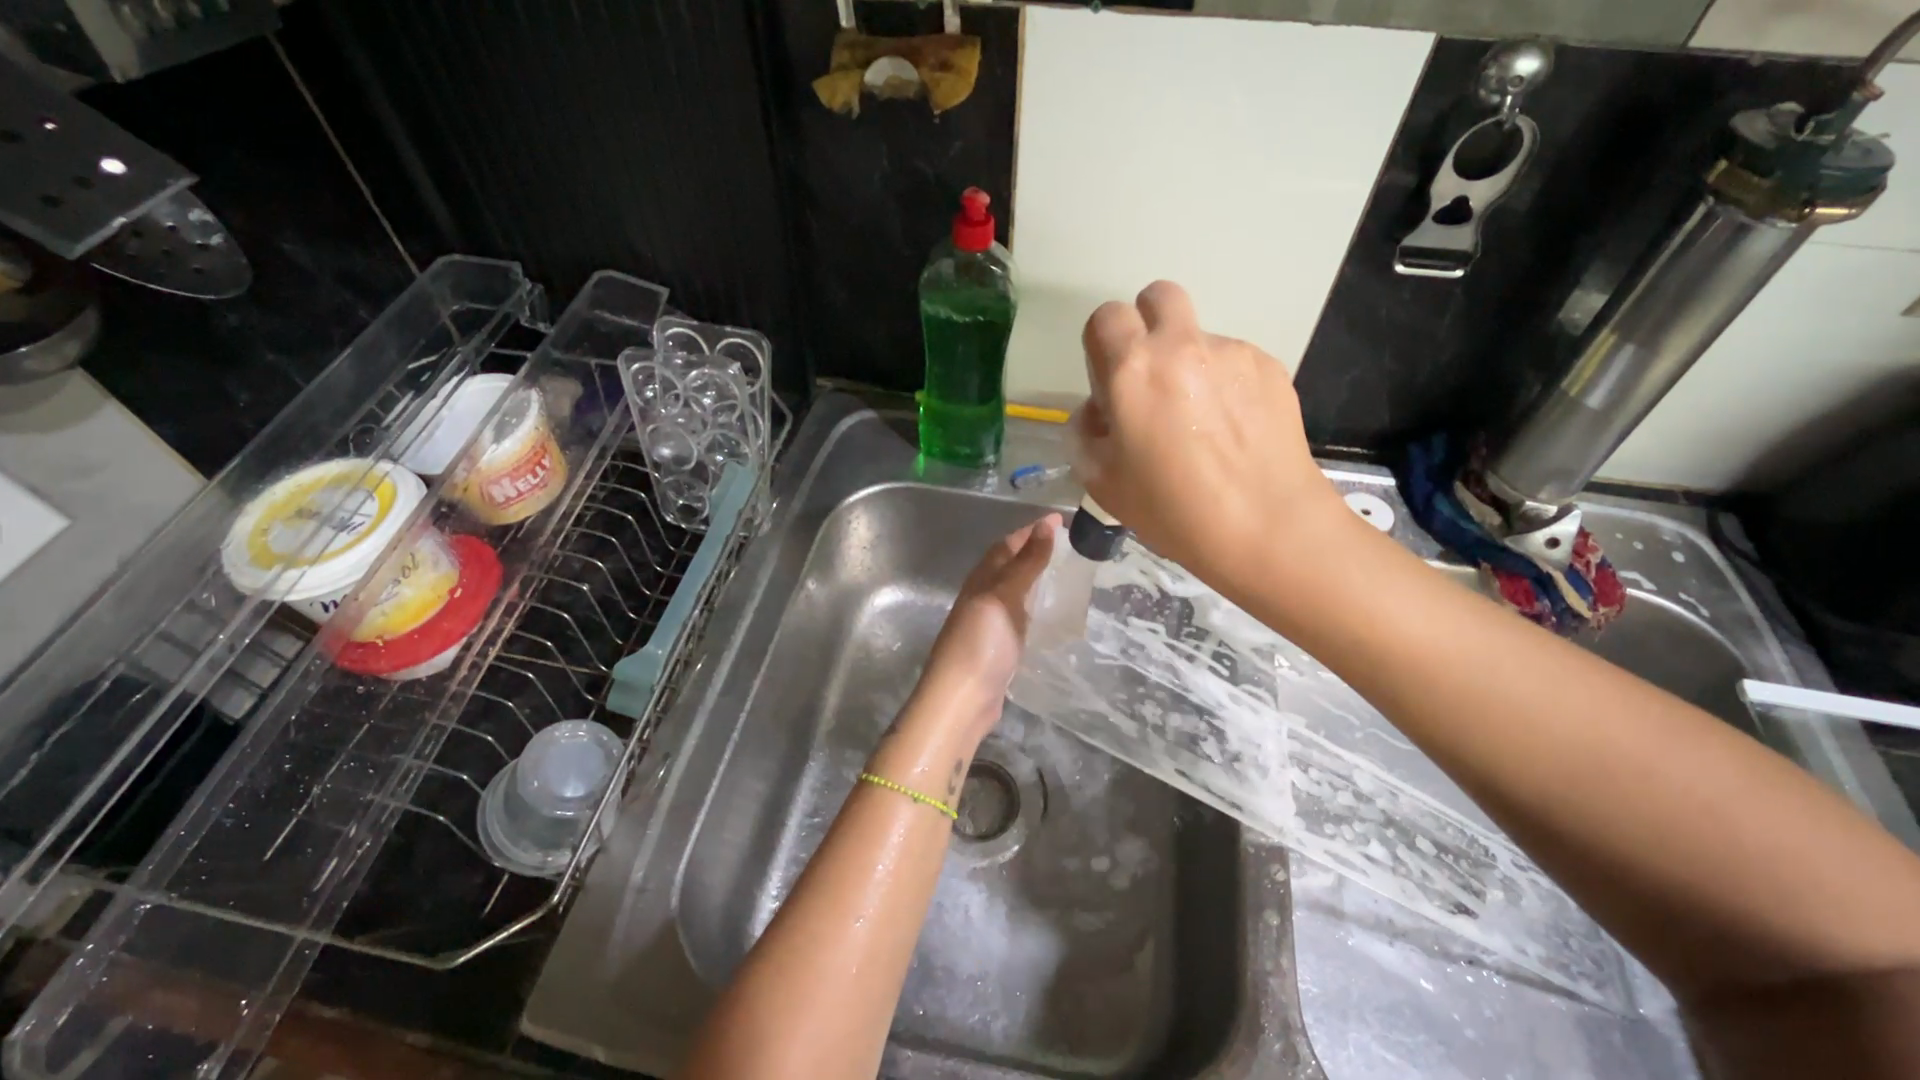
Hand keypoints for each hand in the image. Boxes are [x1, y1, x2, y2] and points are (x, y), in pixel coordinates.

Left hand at [913, 514, 1060, 749]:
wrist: (962, 699)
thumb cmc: (981, 643)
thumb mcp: (1004, 596)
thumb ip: (1026, 563)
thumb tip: (1046, 524)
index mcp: (981, 579)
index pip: (1007, 545)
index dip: (1031, 531)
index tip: (1060, 520)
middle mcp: (982, 597)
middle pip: (1008, 566)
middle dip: (1033, 552)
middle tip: (1068, 546)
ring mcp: (988, 624)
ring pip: (1013, 591)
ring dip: (1034, 580)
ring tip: (1065, 575)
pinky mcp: (997, 648)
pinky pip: (1018, 617)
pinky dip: (1034, 608)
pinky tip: (1049, 616)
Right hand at [1074, 280, 1343, 581]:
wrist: (1267, 527)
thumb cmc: (1173, 511)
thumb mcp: (1101, 482)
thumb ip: (1085, 433)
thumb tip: (1099, 411)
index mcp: (1133, 369)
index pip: (1106, 317)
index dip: (1103, 346)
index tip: (1111, 384)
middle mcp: (1182, 346)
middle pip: (1159, 296)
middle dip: (1148, 325)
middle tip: (1153, 376)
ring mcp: (1232, 353)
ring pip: (1200, 337)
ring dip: (1191, 364)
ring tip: (1203, 424)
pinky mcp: (1270, 368)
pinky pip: (1235, 363)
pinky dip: (1226, 386)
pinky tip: (1234, 432)